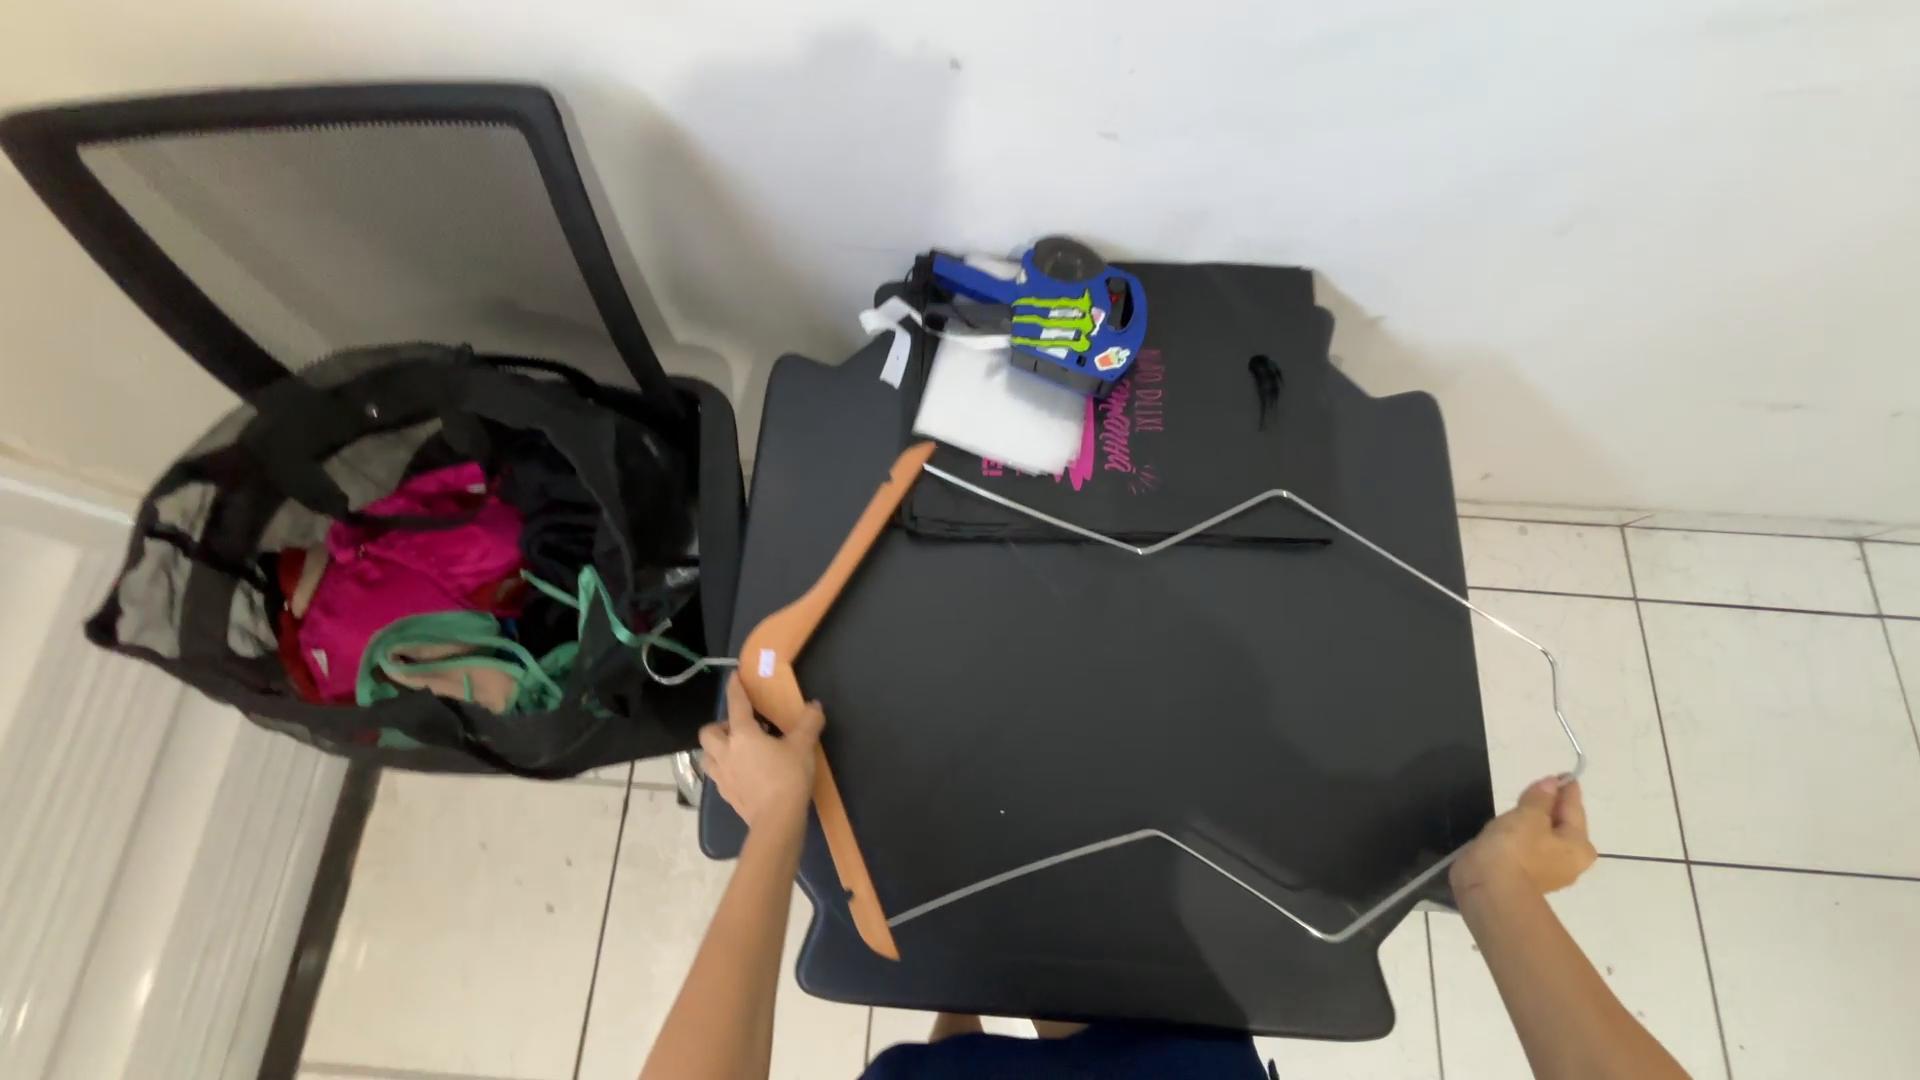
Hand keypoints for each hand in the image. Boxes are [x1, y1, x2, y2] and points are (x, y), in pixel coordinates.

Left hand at [699, 674, 822, 831]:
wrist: (776, 820)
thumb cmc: (787, 777)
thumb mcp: (803, 746)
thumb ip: (808, 722)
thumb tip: (814, 705)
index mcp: (742, 735)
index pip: (736, 705)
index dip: (734, 688)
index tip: (733, 677)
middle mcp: (726, 752)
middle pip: (708, 733)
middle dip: (719, 726)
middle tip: (739, 727)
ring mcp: (722, 776)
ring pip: (707, 756)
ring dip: (716, 749)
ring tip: (735, 750)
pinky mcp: (726, 795)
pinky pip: (717, 776)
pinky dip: (724, 769)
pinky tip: (741, 772)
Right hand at [1452, 776, 1596, 896]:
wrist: (1490, 887)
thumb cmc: (1516, 848)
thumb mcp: (1528, 816)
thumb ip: (1540, 798)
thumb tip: (1551, 784)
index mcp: (1579, 845)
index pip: (1574, 810)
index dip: (1566, 791)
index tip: (1563, 775)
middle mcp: (1570, 860)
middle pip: (1562, 826)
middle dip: (1551, 808)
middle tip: (1539, 788)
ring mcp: (1547, 870)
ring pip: (1544, 837)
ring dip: (1534, 822)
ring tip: (1521, 806)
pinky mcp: (1523, 875)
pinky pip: (1527, 847)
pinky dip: (1521, 836)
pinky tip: (1509, 829)